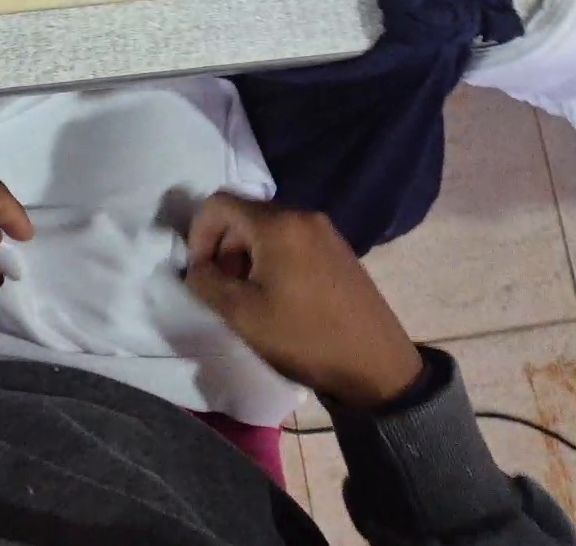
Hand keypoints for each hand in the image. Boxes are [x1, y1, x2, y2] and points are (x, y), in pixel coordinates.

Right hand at [182, 194, 422, 409]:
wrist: (379, 370)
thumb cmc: (304, 337)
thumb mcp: (241, 313)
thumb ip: (205, 281)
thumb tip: (196, 267)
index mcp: (276, 224)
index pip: (218, 204)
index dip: (198, 233)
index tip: (199, 269)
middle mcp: (301, 216)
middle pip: (243, 213)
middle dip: (221, 244)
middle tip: (220, 284)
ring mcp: (324, 231)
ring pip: (266, 227)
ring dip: (244, 252)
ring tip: (246, 292)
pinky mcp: (338, 250)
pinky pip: (290, 238)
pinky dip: (271, 256)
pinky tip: (276, 293)